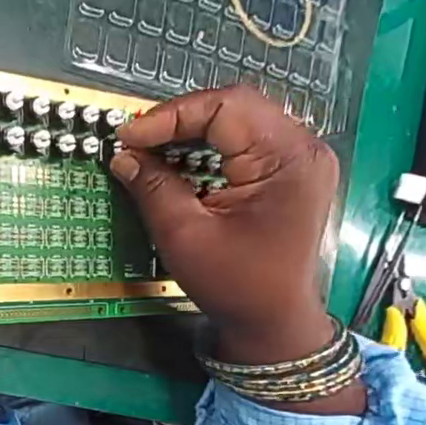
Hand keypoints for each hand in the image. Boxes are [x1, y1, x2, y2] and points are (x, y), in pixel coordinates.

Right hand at [110, 85, 342, 371]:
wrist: (271, 319)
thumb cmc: (234, 283)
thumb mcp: (184, 235)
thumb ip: (153, 188)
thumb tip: (123, 156)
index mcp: (286, 159)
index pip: (225, 107)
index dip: (170, 116)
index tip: (128, 137)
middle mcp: (302, 148)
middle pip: (234, 105)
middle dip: (178, 119)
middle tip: (136, 140)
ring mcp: (298, 158)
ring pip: (238, 118)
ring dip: (190, 129)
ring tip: (150, 147)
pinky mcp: (287, 171)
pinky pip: (243, 139)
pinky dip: (206, 144)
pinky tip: (177, 158)